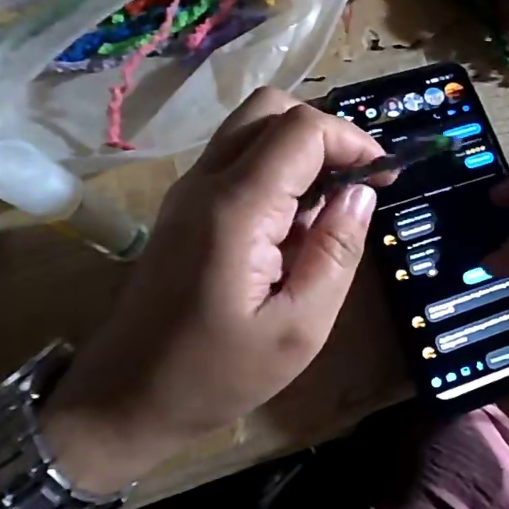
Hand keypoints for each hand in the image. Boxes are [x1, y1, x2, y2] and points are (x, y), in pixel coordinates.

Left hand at [43, 88, 384, 487]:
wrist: (124, 398)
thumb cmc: (215, 375)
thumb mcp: (298, 329)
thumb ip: (335, 253)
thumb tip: (361, 194)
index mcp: (236, 208)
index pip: (301, 129)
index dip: (352, 140)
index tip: (384, 178)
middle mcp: (206, 183)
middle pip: (270, 109)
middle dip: (326, 132)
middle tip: (357, 182)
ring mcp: (188, 191)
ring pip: (250, 127)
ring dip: (299, 147)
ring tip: (329, 205)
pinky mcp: (184, 207)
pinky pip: (237, 159)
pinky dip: (276, 167)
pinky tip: (292, 224)